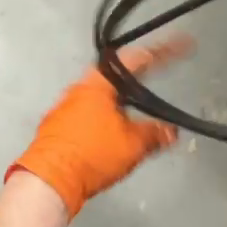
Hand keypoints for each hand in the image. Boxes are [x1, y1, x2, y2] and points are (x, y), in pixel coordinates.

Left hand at [7, 36, 193, 217]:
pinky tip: (111, 133)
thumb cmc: (91, 155)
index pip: (134, 60)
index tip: (177, 46)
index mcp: (97, 84)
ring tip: (135, 111)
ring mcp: (64, 108)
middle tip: (154, 75)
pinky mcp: (57, 128)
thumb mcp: (134, 144)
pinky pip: (86, 115)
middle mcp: (78, 90)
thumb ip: (155, 133)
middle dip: (135, 78)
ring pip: (99, 97)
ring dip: (118, 102)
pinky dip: (103, 119)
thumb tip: (171, 131)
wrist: (49, 180)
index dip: (160, 53)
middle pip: (113, 77)